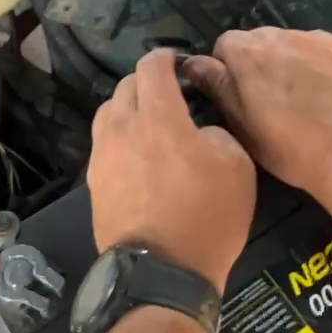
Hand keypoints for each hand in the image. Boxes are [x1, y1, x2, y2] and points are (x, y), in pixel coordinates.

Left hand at [88, 49, 256, 290]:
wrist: (163, 275)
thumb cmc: (208, 218)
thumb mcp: (237, 167)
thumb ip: (217, 132)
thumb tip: (199, 129)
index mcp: (158, 118)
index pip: (152, 67)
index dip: (167, 57)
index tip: (180, 63)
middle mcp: (122, 129)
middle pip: (126, 86)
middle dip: (148, 80)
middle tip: (171, 93)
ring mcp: (103, 156)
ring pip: (108, 111)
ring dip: (129, 106)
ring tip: (150, 120)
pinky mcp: (94, 181)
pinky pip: (103, 142)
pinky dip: (119, 134)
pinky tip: (137, 151)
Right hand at [181, 28, 331, 195]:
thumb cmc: (292, 147)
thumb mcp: (243, 125)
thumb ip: (217, 86)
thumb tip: (192, 62)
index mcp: (250, 52)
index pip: (225, 45)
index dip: (228, 71)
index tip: (238, 99)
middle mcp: (283, 35)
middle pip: (260, 42)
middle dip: (260, 65)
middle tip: (270, 104)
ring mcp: (321, 40)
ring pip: (294, 46)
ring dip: (291, 65)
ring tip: (304, 103)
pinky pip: (324, 53)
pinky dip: (321, 68)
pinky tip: (331, 98)